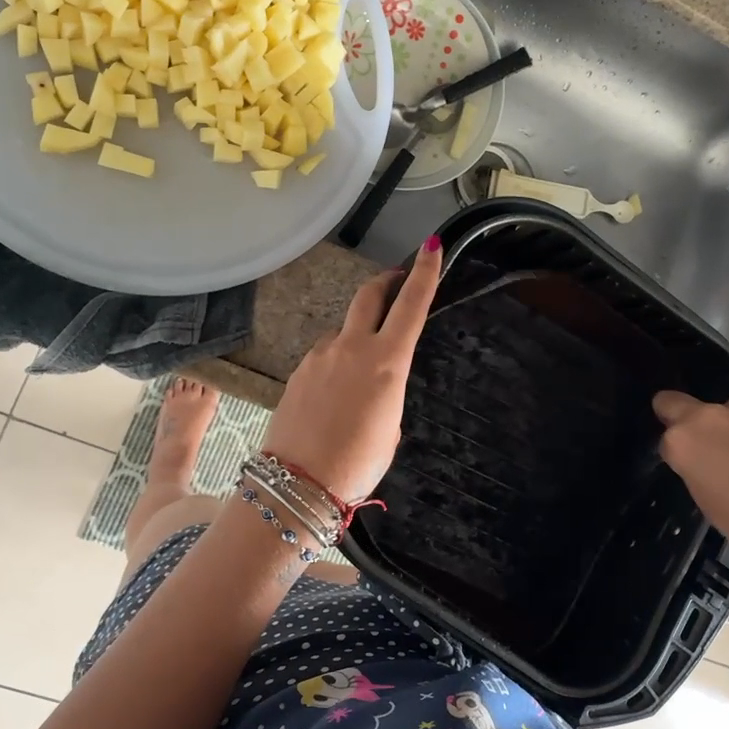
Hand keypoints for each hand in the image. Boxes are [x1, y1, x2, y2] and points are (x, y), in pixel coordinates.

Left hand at [263, 236, 442, 502]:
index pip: (410, 304)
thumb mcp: (391, 429)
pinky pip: (324, 355)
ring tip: (363, 371)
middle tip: (396, 280)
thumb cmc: (357, 464)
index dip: (425, 272)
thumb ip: (387, 393)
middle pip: (369, 295)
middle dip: (386, 281)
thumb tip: (374, 384)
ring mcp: (319, 356)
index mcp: (385, 361)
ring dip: (357, 334)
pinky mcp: (298, 371)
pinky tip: (336, 393)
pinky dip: (336, 362)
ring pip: (344, 330)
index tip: (432, 245)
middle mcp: (351, 348)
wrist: (297, 483)